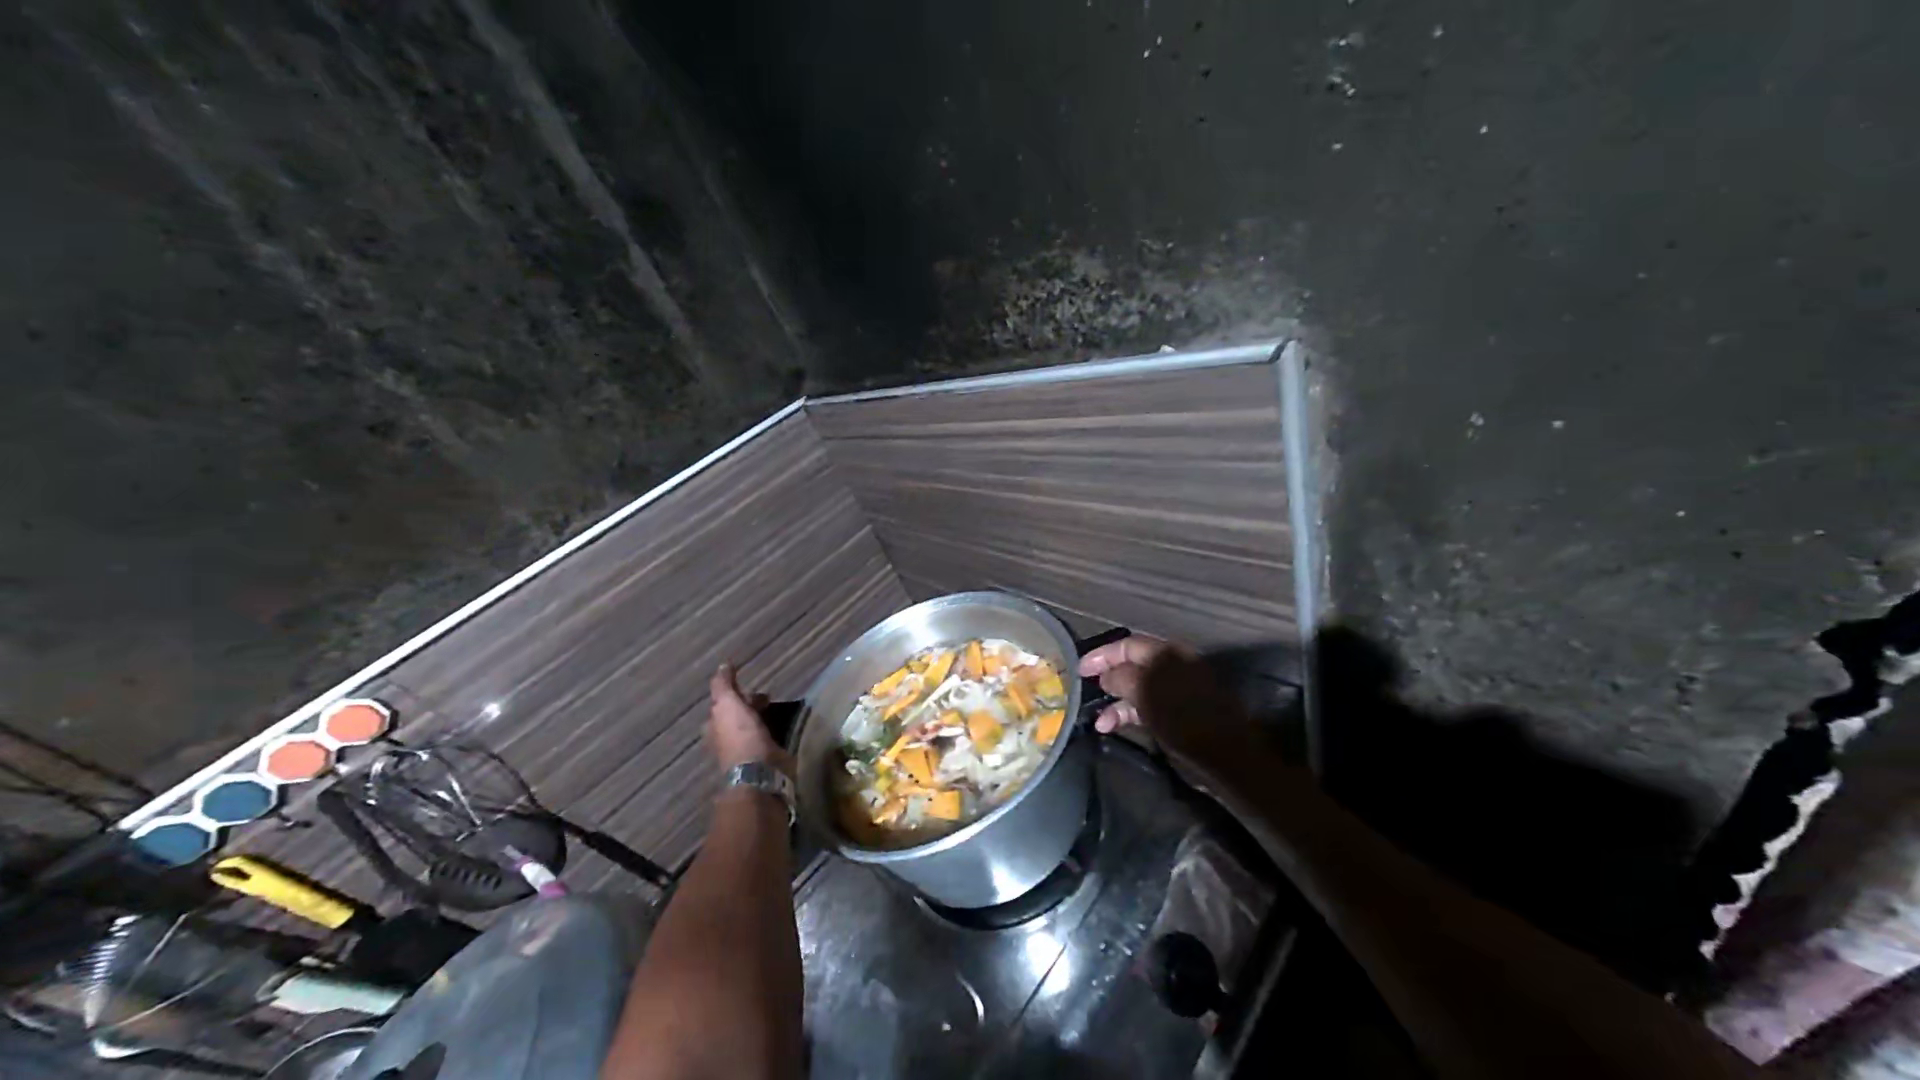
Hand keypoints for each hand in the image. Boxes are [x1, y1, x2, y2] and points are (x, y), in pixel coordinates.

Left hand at [706, 664, 789, 774]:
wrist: (759, 772)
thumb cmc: (740, 736)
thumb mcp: (727, 704)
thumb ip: (724, 684)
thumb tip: (723, 664)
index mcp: (714, 727)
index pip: (723, 704)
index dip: (736, 693)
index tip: (752, 687)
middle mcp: (726, 740)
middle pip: (738, 716)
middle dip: (751, 706)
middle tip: (769, 698)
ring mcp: (745, 752)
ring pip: (753, 728)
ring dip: (763, 719)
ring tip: (780, 710)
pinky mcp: (763, 760)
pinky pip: (767, 739)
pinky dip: (773, 731)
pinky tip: (784, 727)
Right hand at [1077, 637, 1259, 767]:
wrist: (1224, 758)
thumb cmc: (1184, 721)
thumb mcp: (1146, 695)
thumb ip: (1122, 679)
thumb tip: (1105, 676)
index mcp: (1166, 655)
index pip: (1127, 645)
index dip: (1101, 656)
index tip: (1079, 670)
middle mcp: (1171, 667)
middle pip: (1131, 666)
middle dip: (1107, 679)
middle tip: (1085, 691)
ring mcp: (1175, 691)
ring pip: (1137, 689)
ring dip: (1115, 703)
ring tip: (1099, 721)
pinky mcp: (1177, 713)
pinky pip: (1146, 707)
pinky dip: (1128, 715)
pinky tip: (1111, 727)